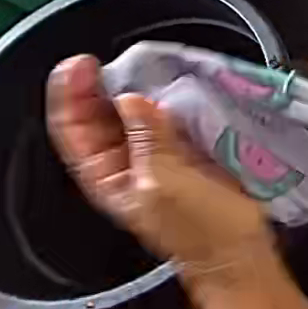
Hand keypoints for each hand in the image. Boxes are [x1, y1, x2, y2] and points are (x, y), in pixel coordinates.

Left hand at [47, 54, 277, 284]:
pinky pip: (167, 119)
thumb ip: (146, 140)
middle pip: (99, 116)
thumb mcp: (163, 182)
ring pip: (133, 114)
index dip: (70, 94)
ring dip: (135, 89)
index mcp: (106, 175)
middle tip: (113, 58)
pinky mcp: (186, 150)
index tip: (82, 65)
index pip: (73, 129)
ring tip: (142, 65)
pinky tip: (174, 84)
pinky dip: (167, 100)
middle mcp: (125, 162)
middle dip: (100, 85)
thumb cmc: (197, 226)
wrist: (237, 250)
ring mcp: (156, 155)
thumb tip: (132, 99)